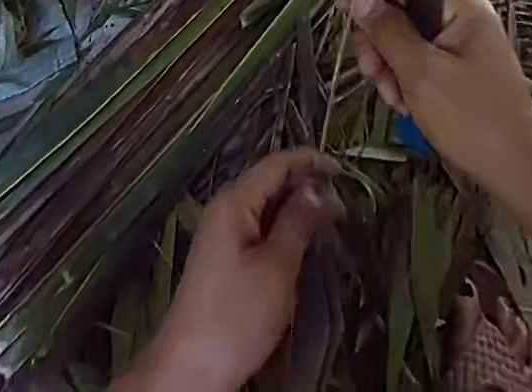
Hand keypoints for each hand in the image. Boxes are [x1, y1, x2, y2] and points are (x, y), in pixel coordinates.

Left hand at [118, 149, 341, 391]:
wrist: (189, 371)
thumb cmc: (234, 317)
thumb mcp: (276, 268)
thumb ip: (298, 222)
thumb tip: (318, 188)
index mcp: (234, 202)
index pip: (276, 164)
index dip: (309, 162)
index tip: (342, 172)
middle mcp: (226, 209)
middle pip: (270, 182)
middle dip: (306, 186)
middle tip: (342, 204)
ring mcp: (224, 234)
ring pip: (266, 207)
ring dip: (297, 210)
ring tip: (330, 221)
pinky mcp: (226, 258)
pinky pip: (260, 229)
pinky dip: (284, 230)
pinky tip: (303, 243)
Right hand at [344, 0, 531, 190]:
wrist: (518, 172)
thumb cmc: (471, 118)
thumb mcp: (420, 72)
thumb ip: (387, 30)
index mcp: (459, 4)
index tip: (346, 19)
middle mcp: (461, 15)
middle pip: (400, 8)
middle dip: (379, 41)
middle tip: (370, 73)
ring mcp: (461, 41)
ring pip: (405, 37)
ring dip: (389, 66)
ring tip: (393, 99)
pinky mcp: (459, 67)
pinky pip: (419, 59)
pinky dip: (404, 78)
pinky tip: (404, 104)